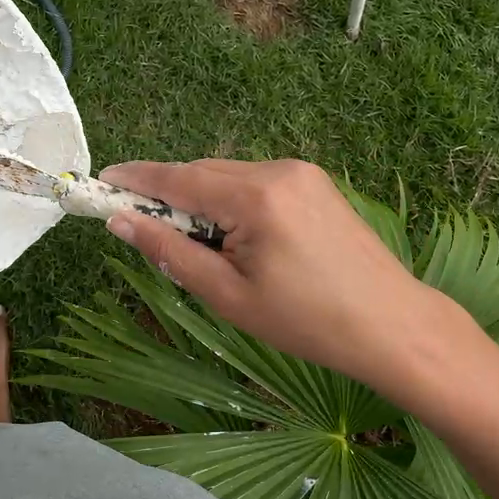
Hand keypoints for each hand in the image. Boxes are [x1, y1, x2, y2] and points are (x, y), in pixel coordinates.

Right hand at [99, 159, 455, 391]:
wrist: (397, 328)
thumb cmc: (309, 323)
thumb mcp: (229, 296)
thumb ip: (170, 252)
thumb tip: (120, 221)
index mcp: (256, 198)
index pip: (177, 178)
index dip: (135, 179)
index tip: (101, 180)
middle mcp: (277, 169)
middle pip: (200, 172)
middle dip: (167, 193)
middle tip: (141, 223)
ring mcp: (299, 171)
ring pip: (225, 174)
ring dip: (199, 197)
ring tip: (197, 243)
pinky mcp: (313, 180)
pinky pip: (252, 179)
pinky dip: (229, 198)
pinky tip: (233, 234)